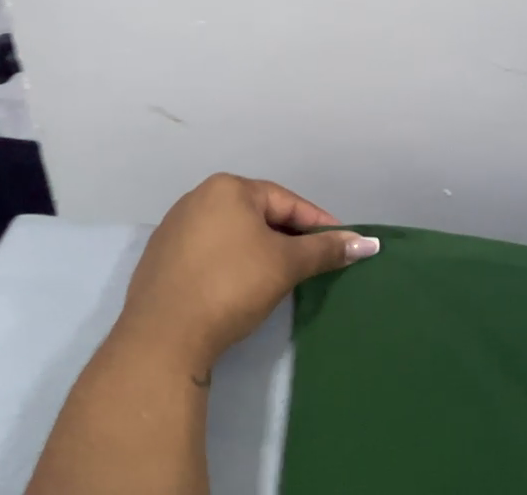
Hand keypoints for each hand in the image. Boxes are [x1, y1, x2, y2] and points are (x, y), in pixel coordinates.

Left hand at [114, 174, 379, 371]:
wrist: (162, 338)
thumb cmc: (231, 286)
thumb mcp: (286, 264)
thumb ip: (326, 249)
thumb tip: (366, 243)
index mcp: (228, 188)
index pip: (286, 201)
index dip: (317, 223)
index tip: (340, 244)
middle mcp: (197, 198)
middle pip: (258, 214)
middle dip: (287, 237)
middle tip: (312, 262)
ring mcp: (173, 229)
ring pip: (232, 234)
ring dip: (259, 251)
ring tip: (280, 276)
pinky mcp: (159, 260)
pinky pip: (208, 253)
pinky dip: (230, 264)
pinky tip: (239, 288)